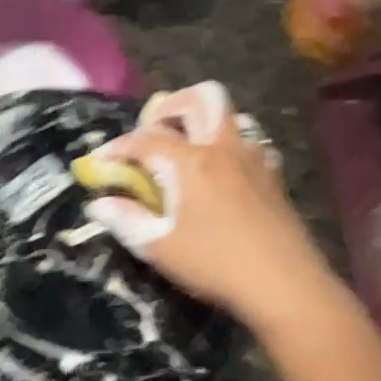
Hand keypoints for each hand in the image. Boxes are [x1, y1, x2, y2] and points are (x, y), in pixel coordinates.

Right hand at [81, 82, 329, 316]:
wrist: (281, 282)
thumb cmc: (213, 264)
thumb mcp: (159, 248)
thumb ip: (126, 221)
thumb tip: (98, 204)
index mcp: (190, 162)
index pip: (146, 139)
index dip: (118, 147)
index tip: (100, 163)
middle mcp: (223, 148)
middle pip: (201, 98)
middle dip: (170, 106)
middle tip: (152, 130)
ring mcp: (254, 158)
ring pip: (231, 116)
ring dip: (204, 121)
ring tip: (188, 148)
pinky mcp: (273, 176)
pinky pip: (250, 143)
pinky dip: (229, 147)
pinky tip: (222, 173)